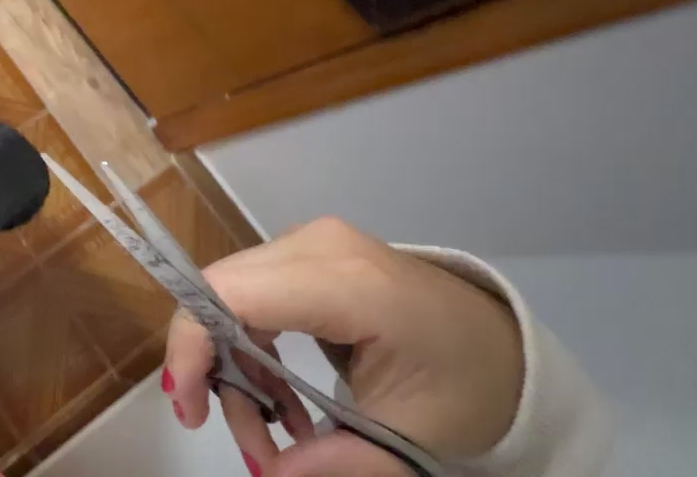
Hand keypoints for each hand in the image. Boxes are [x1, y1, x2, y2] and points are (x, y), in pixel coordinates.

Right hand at [164, 219, 523, 476]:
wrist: (508, 346)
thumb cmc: (471, 386)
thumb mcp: (416, 436)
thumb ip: (344, 460)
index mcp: (345, 280)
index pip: (230, 294)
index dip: (192, 344)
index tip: (188, 410)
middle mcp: (310, 244)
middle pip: (220, 295)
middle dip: (214, 370)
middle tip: (250, 444)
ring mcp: (302, 241)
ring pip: (226, 296)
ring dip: (233, 365)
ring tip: (273, 428)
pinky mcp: (298, 252)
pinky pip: (246, 294)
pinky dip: (247, 346)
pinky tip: (278, 392)